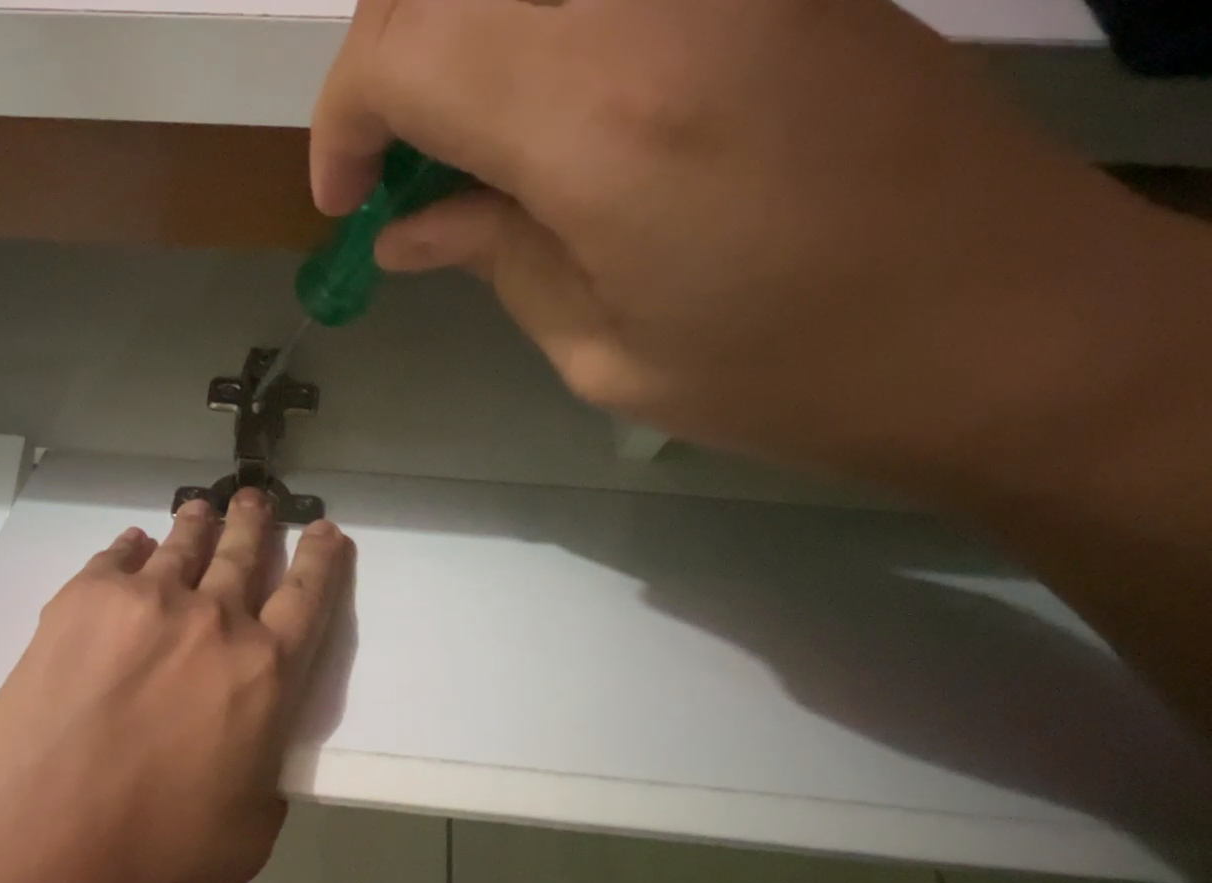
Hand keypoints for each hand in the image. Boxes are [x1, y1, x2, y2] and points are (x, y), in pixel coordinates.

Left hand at [0, 490, 355, 882]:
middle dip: (256, 523)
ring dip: (199, 523)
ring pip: (184, 544)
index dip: (322, 559)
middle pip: (245, 554)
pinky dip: (133, 547)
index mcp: (265, 672)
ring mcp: (145, 600)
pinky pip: (118, 557)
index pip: (309, 596)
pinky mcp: (83, 599)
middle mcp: (213, 619)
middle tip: (256, 500)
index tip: (325, 529)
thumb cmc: (154, 851)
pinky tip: (133, 545)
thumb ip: (266, 774)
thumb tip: (250, 741)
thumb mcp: (251, 833)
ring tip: (203, 509)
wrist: (37, 838)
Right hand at [312, 0, 1203, 502]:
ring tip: (463, 141)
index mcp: (594, 116)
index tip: (345, 201)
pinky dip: (531, 29)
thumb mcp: (605, 354)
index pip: (399, 53)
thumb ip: (493, 258)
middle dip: (384, 68)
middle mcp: (644, 2)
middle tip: (394, 167)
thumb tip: (405, 225)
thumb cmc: (792, 374)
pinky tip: (547, 110)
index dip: (341, 124)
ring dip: (456, 40)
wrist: (1013, 320)